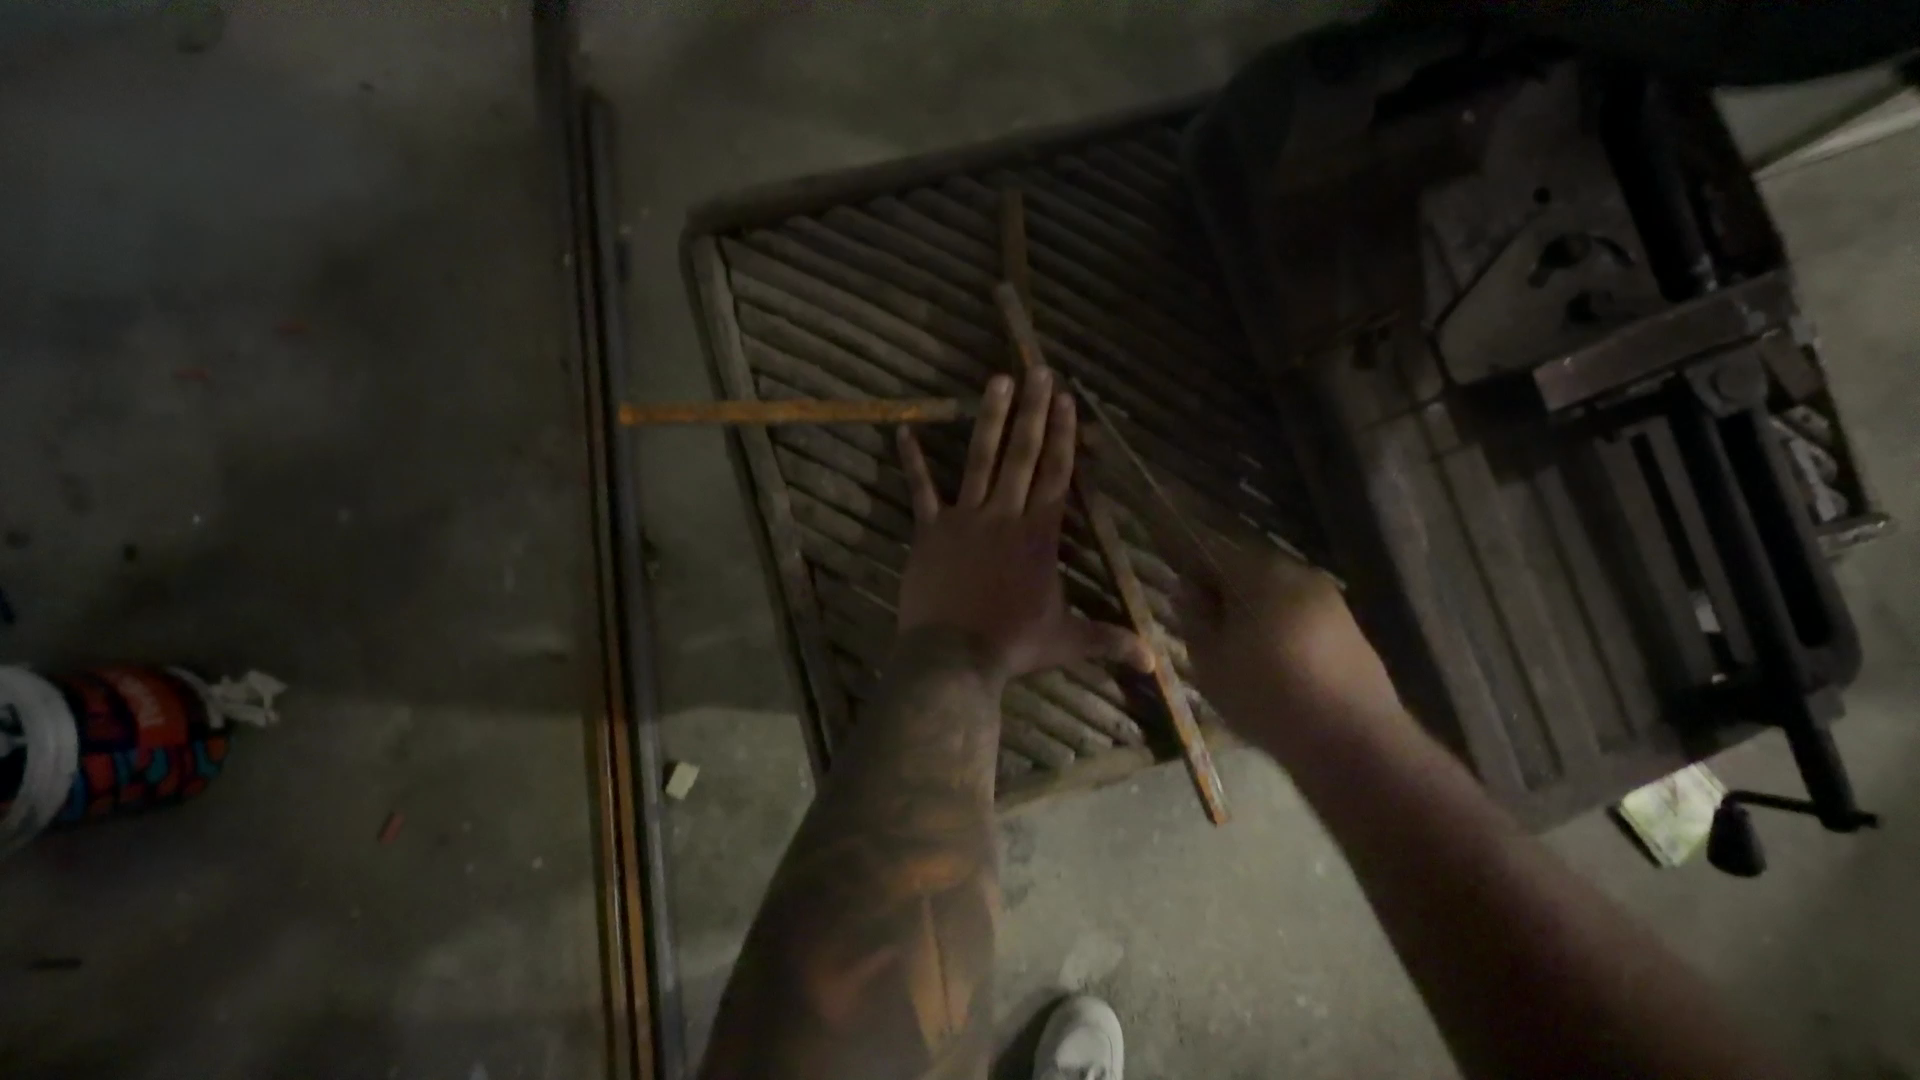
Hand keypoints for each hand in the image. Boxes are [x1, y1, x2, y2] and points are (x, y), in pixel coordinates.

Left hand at [895, 367, 1150, 682]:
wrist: (953, 656)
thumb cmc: (1013, 645)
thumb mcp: (1068, 641)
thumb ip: (1110, 641)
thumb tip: (1156, 663)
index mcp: (1039, 534)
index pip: (1057, 474)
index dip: (1063, 435)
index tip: (1066, 399)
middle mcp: (1005, 515)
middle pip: (1023, 454)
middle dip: (1033, 411)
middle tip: (1037, 370)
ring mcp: (965, 518)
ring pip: (980, 459)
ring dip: (989, 419)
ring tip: (996, 381)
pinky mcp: (930, 531)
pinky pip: (921, 490)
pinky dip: (913, 462)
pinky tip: (903, 431)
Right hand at [1177, 543, 1403, 755]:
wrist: (1353, 740)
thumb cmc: (1268, 696)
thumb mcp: (1210, 660)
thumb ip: (1193, 617)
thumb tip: (1189, 591)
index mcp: (1258, 571)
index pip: (1208, 545)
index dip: (1182, 554)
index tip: (1166, 568)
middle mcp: (1296, 571)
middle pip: (1243, 561)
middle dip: (1216, 578)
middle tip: (1195, 609)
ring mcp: (1327, 596)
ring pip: (1272, 585)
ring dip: (1246, 600)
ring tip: (1228, 634)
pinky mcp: (1346, 624)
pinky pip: (1295, 607)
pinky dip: (1273, 617)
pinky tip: (1265, 650)